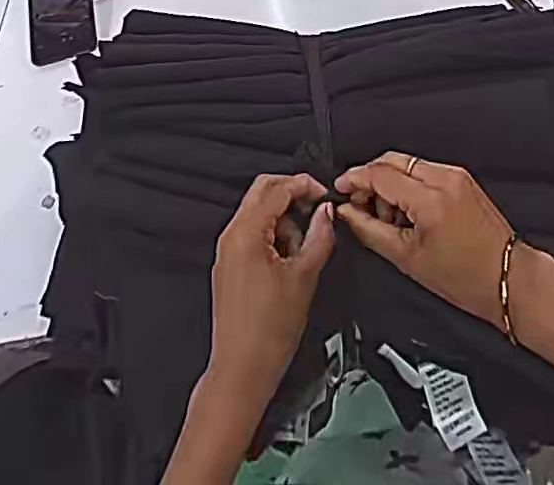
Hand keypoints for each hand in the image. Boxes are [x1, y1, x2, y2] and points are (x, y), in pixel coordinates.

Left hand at [207, 173, 334, 394]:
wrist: (242, 369)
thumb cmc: (268, 331)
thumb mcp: (305, 277)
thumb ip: (319, 236)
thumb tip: (326, 213)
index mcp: (246, 232)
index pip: (277, 189)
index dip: (304, 185)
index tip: (324, 194)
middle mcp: (231, 235)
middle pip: (262, 191)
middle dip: (292, 195)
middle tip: (316, 210)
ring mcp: (227, 249)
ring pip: (258, 212)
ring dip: (284, 218)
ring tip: (301, 250)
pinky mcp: (228, 263)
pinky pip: (251, 232)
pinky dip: (272, 235)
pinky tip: (287, 260)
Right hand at [335, 153, 514, 325]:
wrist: (510, 279)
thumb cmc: (469, 278)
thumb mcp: (407, 259)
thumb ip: (369, 230)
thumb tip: (347, 214)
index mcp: (431, 200)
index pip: (379, 174)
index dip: (354, 179)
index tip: (341, 188)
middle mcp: (445, 179)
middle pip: (391, 160)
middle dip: (370, 178)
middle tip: (360, 203)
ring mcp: (456, 176)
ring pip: (406, 163)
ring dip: (388, 182)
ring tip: (389, 215)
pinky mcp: (462, 179)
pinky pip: (423, 170)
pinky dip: (407, 184)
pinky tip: (408, 211)